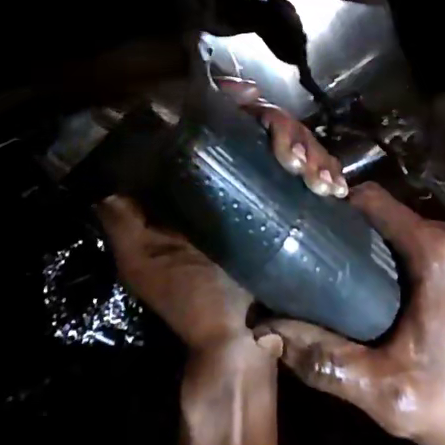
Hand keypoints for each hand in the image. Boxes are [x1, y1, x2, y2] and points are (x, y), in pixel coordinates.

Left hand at [97, 76, 344, 351]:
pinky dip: (329, 170)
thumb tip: (110, 185)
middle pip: (265, 124)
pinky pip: (318, 172)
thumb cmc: (193, 302)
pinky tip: (335, 186)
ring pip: (297, 142)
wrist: (240, 347)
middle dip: (284, 130)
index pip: (221, 121)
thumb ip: (127, 223)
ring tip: (317, 178)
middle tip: (293, 160)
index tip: (251, 97)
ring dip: (311, 150)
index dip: (234, 100)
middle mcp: (239, 177)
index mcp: (204, 180)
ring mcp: (273, 191)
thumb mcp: (148, 263)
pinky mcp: (299, 208)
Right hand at [253, 184, 444, 444]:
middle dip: (350, 232)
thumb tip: (266, 333)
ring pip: (404, 229)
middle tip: (315, 261)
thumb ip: (323, 359)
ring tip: (338, 278)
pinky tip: (376, 293)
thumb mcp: (385, 391)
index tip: (306, 226)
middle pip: (387, 214)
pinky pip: (422, 245)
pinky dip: (397, 258)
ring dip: (373, 247)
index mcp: (435, 249)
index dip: (334, 207)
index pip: (372, 199)